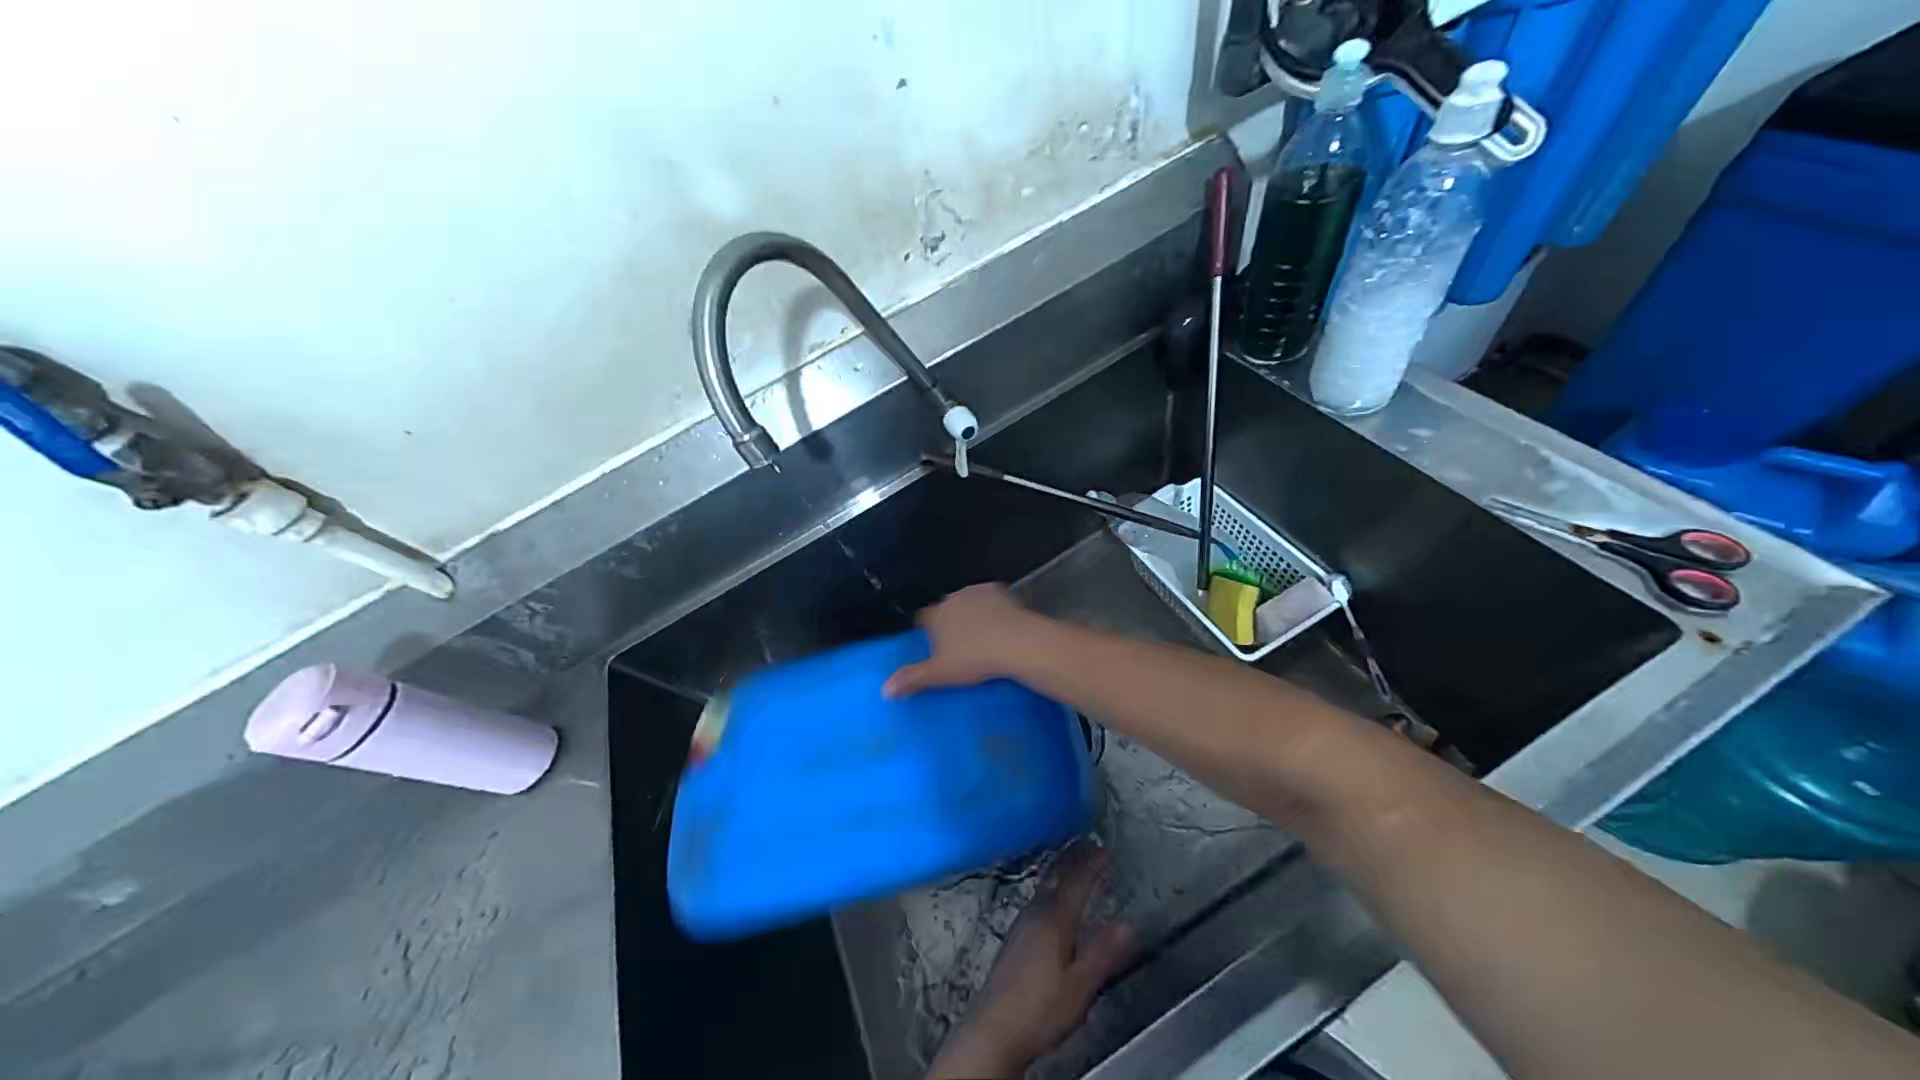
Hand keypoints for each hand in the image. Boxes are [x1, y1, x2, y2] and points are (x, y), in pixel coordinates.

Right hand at [885, 584, 1048, 698]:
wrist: (1015, 642)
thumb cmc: (974, 658)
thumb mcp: (940, 673)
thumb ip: (912, 678)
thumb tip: (884, 689)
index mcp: (936, 616)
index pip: (922, 618)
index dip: (926, 628)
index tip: (932, 641)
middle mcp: (952, 599)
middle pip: (945, 607)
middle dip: (949, 619)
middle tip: (959, 641)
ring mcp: (976, 592)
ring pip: (967, 600)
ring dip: (970, 611)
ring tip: (982, 632)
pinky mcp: (999, 591)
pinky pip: (990, 597)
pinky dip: (991, 606)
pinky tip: (999, 620)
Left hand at [927, 841, 1134, 1078]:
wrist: (994, 1030)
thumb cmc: (1039, 1010)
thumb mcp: (1080, 986)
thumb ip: (1103, 954)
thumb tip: (1127, 926)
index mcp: (1054, 921)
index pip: (1076, 882)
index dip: (1092, 864)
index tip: (1105, 850)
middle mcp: (1035, 914)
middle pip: (1055, 876)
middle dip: (1073, 857)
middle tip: (1087, 844)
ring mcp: (1021, 925)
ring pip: (1044, 886)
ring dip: (1060, 870)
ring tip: (1072, 863)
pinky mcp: (1014, 938)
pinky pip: (1036, 899)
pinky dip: (1050, 887)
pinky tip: (1051, 900)